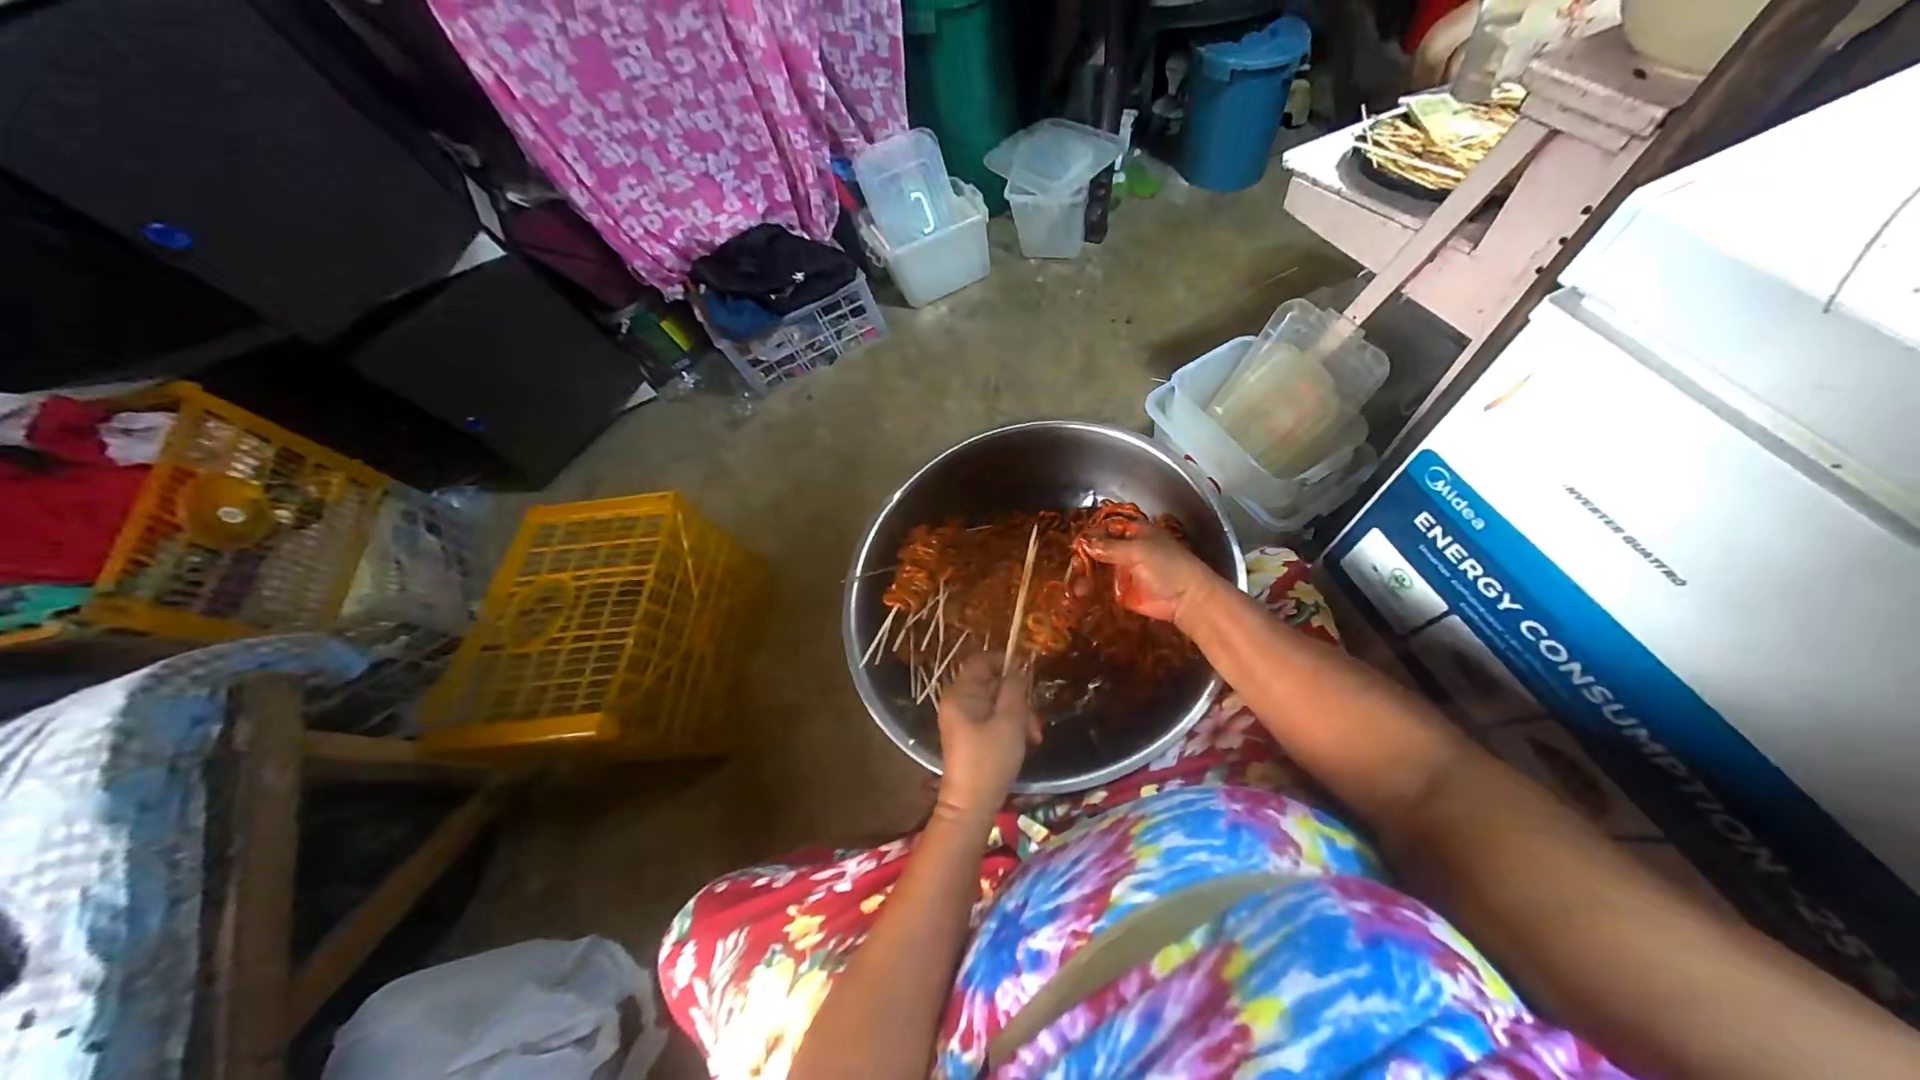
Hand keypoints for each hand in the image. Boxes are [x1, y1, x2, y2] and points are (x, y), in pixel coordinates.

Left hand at [934, 653, 1039, 818]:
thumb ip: (1015, 690)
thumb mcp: (1009, 722)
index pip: (981, 660)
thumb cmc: (990, 760)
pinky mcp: (970, 735)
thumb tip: (1019, 667)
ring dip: (1018, 714)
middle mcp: (957, 702)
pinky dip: (1010, 726)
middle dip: (1018, 697)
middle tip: (1035, 719)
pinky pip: (992, 719)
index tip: (1029, 673)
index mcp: (961, 694)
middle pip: (991, 683)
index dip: (1005, 660)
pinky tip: (1026, 742)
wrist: (970, 806)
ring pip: (995, 702)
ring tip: (1034, 736)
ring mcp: (962, 719)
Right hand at [1082, 524, 1221, 624]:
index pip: (1105, 527)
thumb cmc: (1169, 567)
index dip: (1090, 533)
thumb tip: (1084, 543)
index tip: (1076, 543)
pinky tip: (1077, 593)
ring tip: (1075, 583)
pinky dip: (1088, 589)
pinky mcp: (1120, 590)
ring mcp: (1122, 569)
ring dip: (1083, 573)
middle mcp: (1125, 548)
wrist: (1187, 599)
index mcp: (1133, 531)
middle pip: (1096, 548)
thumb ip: (1110, 547)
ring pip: (1095, 567)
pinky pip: (1099, 587)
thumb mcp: (1139, 551)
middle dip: (1083, 556)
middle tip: (1073, 565)